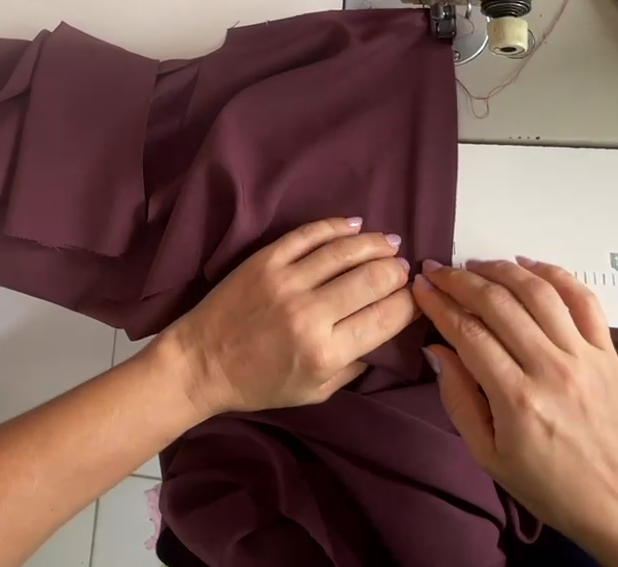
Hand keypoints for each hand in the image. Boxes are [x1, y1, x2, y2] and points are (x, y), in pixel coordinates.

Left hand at [156, 217, 417, 416]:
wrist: (203, 361)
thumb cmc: (260, 383)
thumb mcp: (315, 391)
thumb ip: (353, 365)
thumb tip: (386, 333)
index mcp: (326, 352)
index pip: (385, 318)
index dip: (408, 303)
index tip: (415, 296)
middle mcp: (310, 313)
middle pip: (372, 279)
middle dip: (397, 271)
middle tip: (404, 267)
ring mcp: (286, 281)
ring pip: (344, 251)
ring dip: (374, 243)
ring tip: (390, 242)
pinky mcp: (266, 260)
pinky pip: (308, 235)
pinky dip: (336, 226)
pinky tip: (355, 225)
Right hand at [412, 258, 617, 550]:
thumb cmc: (548, 485)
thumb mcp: (487, 455)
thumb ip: (458, 399)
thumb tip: (437, 348)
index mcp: (517, 399)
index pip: (468, 332)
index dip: (439, 303)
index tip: (419, 286)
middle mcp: (551, 369)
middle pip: (498, 304)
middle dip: (459, 279)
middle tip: (436, 269)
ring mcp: (584, 356)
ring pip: (537, 292)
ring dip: (500, 269)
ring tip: (474, 265)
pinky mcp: (608, 352)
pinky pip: (583, 299)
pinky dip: (554, 273)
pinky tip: (527, 265)